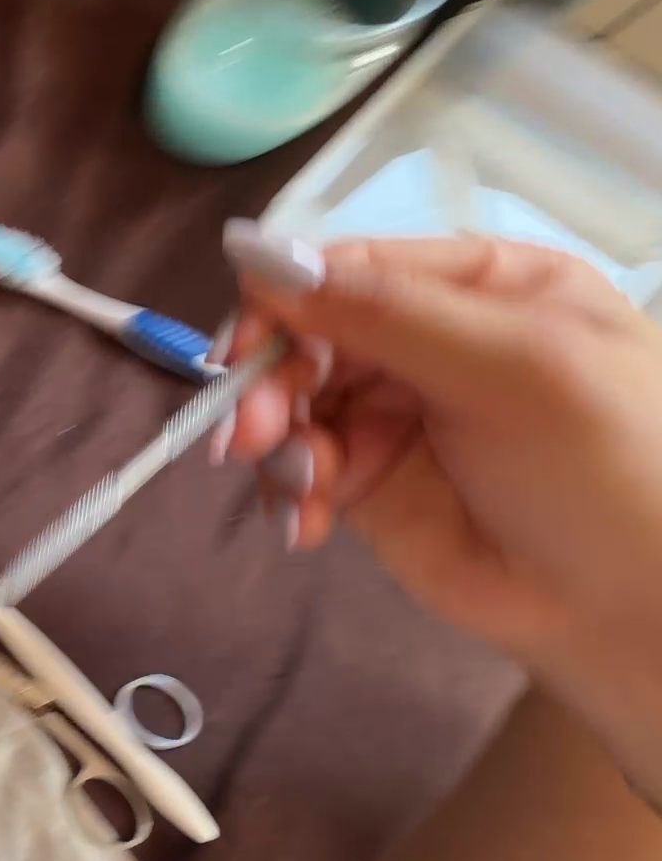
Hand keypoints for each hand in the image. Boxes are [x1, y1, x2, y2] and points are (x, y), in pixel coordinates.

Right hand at [222, 236, 661, 800]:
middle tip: (249, 442)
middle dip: (267, 393)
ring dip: (277, 451)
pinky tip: (308, 524)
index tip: (237, 358)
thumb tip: (252, 253)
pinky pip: (287, 468)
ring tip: (307, 490)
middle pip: (297, 345)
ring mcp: (382, 412)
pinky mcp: (355, 475)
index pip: (339, 274)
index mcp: (474, 289)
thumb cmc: (610, 466)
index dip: (277, 310)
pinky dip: (286, 494)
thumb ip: (380, 310)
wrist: (632, 607)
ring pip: (281, 410)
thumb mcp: (509, 366)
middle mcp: (418, 343)